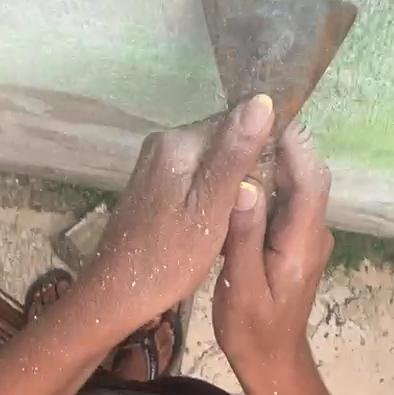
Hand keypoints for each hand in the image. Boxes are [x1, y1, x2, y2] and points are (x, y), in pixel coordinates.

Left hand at [79, 94, 275, 331]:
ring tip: (242, 216)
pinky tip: (220, 221)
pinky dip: (213, 196)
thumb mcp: (211, 207)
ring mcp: (157, 165)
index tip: (276, 183)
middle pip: (223, 142)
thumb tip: (262, 100)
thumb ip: (235, 154)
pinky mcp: (155, 186)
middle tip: (259, 207)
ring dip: (232, 185)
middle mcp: (164, 144)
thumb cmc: (168, 258)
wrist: (118, 294)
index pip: (236, 123)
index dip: (262, 150)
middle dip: (246, 169)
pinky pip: (196, 179)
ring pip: (212, 163)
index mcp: (178, 142)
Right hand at [213, 121, 333, 381]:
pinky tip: (239, 176)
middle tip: (242, 122)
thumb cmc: (253, 330)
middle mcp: (313, 233)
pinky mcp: (294, 240)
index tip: (267, 116)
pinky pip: (286, 201)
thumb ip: (244, 237)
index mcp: (303, 242)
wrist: (272, 360)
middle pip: (306, 177)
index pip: (311, 180)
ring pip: (296, 186)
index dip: (294, 146)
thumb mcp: (240, 287)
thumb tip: (245, 185)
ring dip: (273, 162)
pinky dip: (267, 183)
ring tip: (238, 140)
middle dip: (281, 146)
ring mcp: (306, 236)